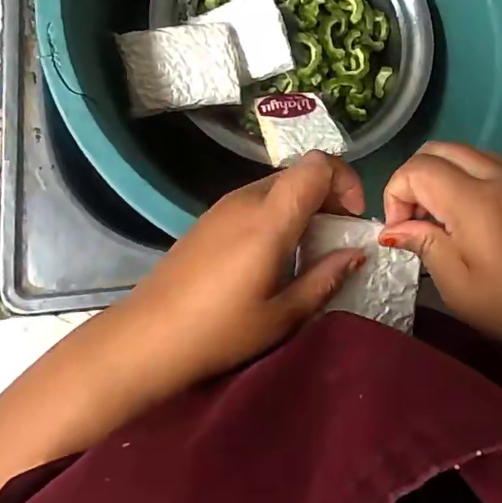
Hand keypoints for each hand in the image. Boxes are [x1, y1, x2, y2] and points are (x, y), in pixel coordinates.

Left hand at [99, 150, 368, 395]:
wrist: (146, 337)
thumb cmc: (219, 331)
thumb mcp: (282, 315)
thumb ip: (324, 278)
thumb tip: (356, 253)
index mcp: (269, 218)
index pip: (317, 165)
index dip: (345, 181)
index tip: (351, 220)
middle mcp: (245, 200)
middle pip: (298, 173)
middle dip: (327, 197)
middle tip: (335, 240)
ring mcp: (222, 207)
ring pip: (276, 187)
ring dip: (301, 207)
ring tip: (306, 252)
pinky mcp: (207, 219)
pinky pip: (254, 202)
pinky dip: (276, 215)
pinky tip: (271, 256)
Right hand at [380, 142, 501, 364]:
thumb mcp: (458, 286)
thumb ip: (423, 244)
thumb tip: (395, 228)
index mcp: (476, 200)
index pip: (417, 169)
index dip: (396, 194)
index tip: (399, 231)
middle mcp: (500, 176)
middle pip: (438, 149)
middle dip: (414, 178)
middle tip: (414, 221)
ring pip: (465, 153)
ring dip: (441, 176)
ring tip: (441, 222)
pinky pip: (491, 165)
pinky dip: (468, 179)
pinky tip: (473, 220)